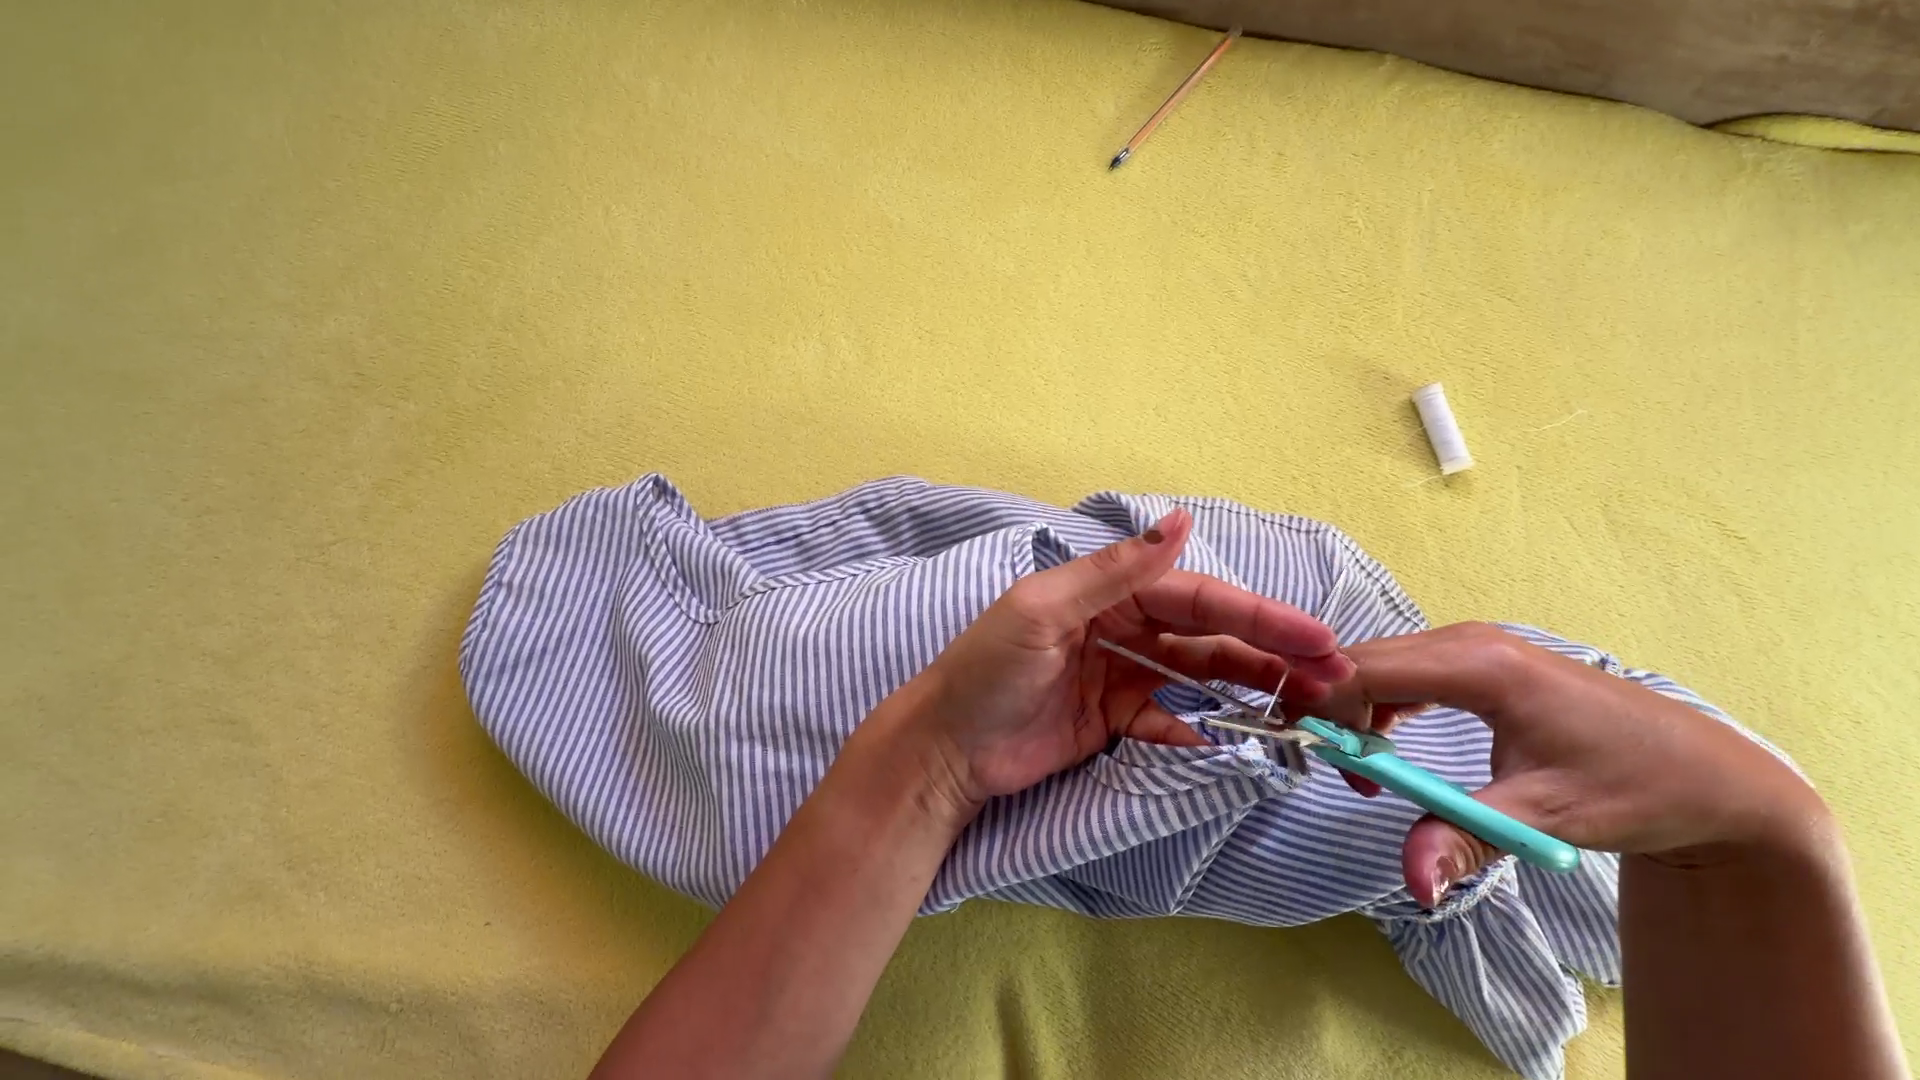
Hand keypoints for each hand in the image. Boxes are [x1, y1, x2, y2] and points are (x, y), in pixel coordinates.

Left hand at [884, 507, 1354, 820]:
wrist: (946, 750)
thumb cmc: (985, 672)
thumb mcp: (1043, 611)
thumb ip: (1114, 571)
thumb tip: (1180, 519)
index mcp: (1105, 592)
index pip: (1193, 597)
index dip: (1255, 615)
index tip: (1314, 636)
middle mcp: (1119, 626)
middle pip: (1207, 634)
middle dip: (1268, 650)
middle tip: (1331, 673)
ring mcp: (1118, 674)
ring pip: (1198, 675)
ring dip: (1249, 687)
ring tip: (1304, 705)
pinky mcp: (1112, 718)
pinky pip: (1169, 717)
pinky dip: (1200, 726)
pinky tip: (1233, 737)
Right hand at [1300, 622, 1829, 905]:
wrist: (1709, 772)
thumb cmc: (1634, 788)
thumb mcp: (1546, 819)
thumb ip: (1465, 839)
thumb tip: (1411, 881)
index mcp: (1479, 665)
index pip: (1365, 667)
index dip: (1321, 703)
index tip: (1308, 753)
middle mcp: (1468, 639)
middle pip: (1362, 658)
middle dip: (1330, 707)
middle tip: (1333, 770)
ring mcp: (1473, 643)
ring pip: (1378, 661)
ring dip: (1352, 706)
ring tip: (1361, 766)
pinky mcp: (1477, 658)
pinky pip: (1403, 669)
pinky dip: (1379, 701)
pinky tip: (1387, 740)